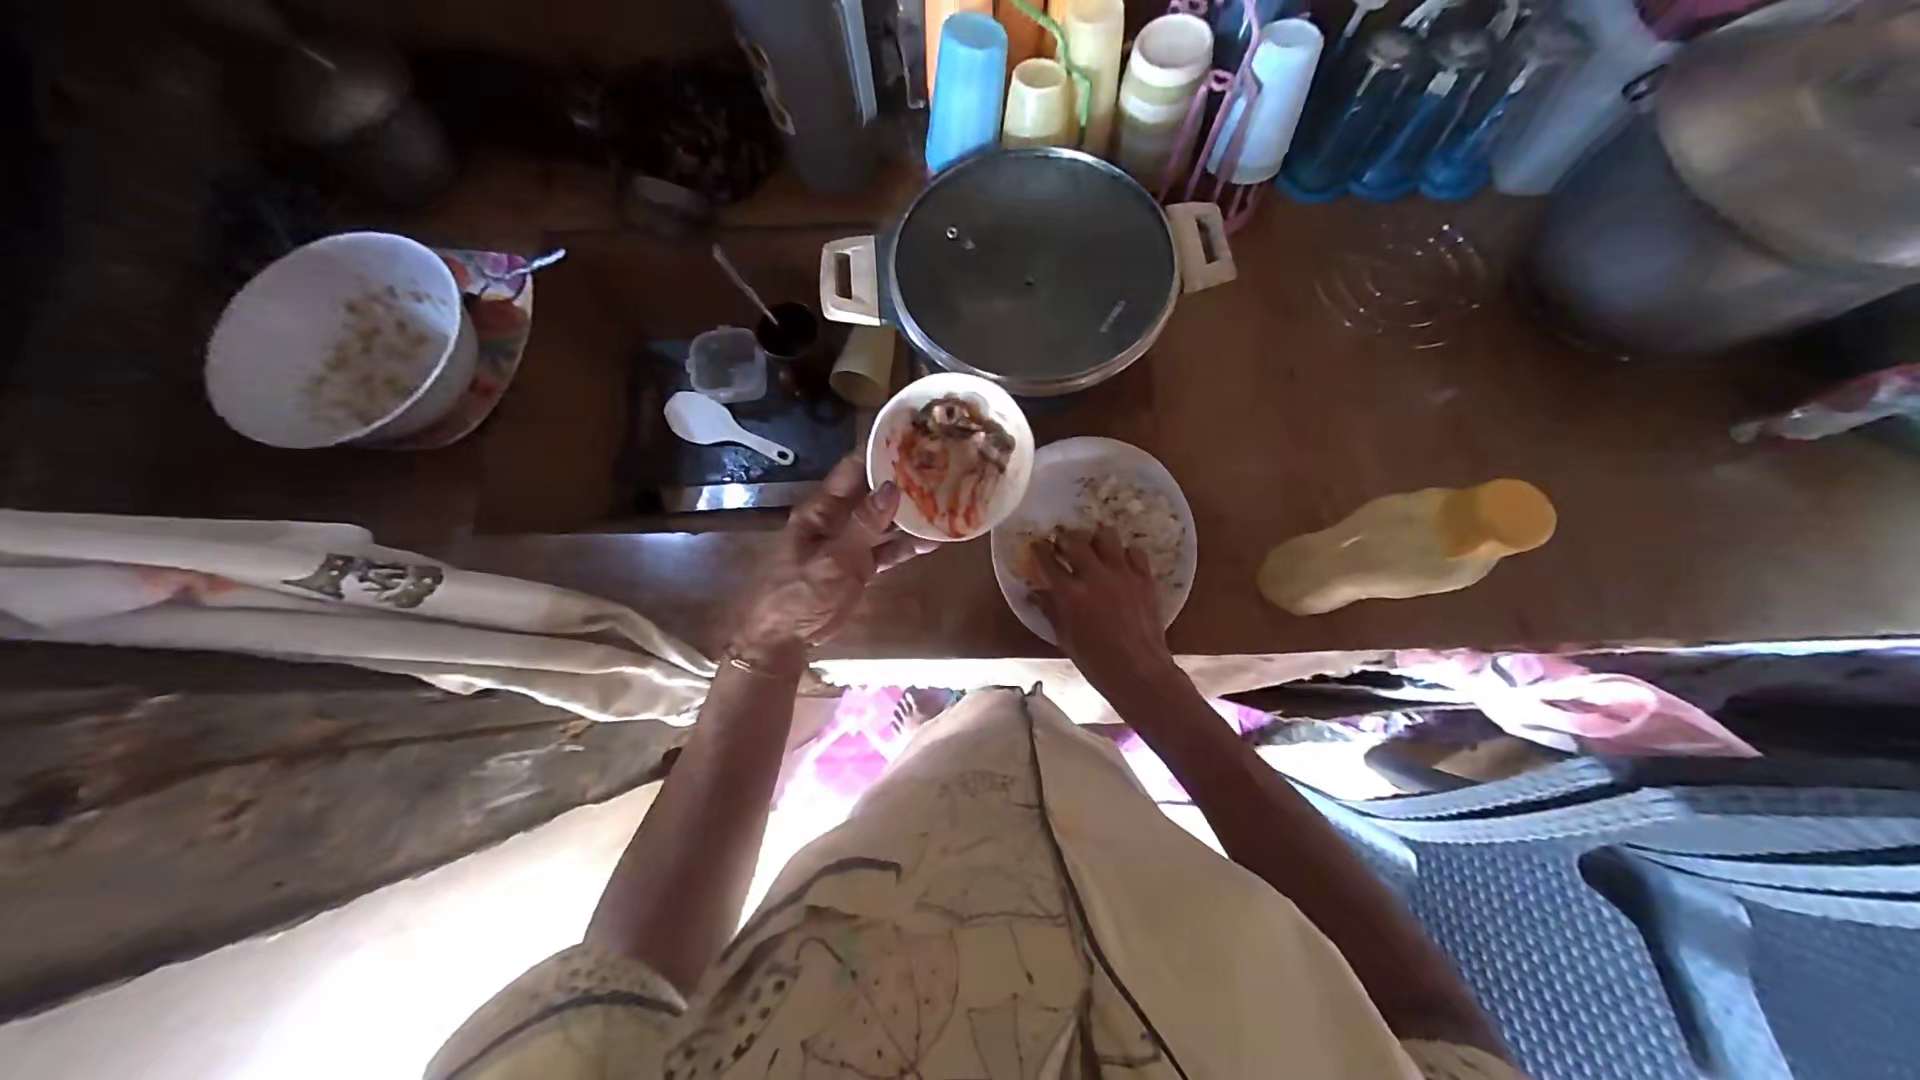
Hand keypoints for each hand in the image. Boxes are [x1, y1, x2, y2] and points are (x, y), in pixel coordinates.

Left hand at [729, 456, 927, 670]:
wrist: (783, 640)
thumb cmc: (800, 594)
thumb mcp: (834, 559)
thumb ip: (864, 524)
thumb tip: (892, 486)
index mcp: (821, 510)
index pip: (852, 470)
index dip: (879, 453)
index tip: (912, 438)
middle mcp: (836, 520)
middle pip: (873, 494)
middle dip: (902, 482)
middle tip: (940, 468)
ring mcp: (848, 544)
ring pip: (883, 522)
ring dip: (909, 516)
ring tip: (945, 502)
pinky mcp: (858, 567)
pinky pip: (885, 550)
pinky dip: (906, 546)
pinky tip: (933, 542)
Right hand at [1031, 527, 1176, 690]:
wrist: (1138, 671)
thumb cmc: (1095, 661)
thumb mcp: (1064, 636)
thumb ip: (1049, 609)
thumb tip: (1035, 591)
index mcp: (1069, 593)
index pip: (1047, 559)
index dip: (1040, 549)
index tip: (1038, 546)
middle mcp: (1094, 576)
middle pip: (1075, 539)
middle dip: (1066, 539)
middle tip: (1064, 545)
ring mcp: (1122, 574)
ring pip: (1106, 536)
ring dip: (1095, 540)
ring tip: (1093, 549)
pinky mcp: (1144, 578)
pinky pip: (1134, 552)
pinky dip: (1124, 554)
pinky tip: (1120, 564)